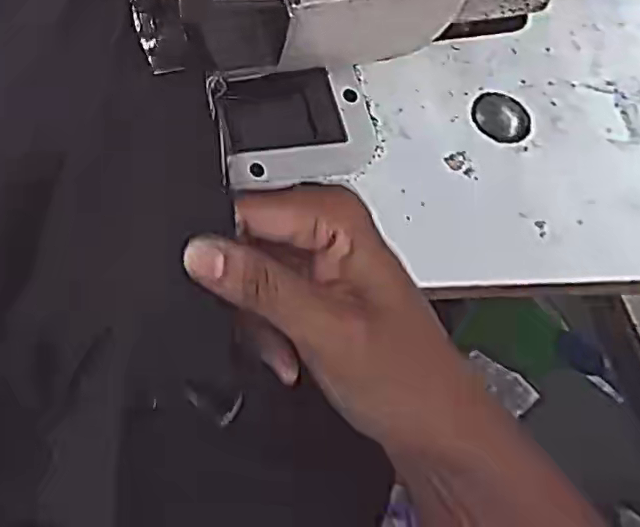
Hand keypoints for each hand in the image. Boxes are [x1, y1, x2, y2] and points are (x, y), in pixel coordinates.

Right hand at [182, 185, 469, 454]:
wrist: (437, 431)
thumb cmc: (412, 379)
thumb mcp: (325, 329)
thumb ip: (259, 285)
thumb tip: (202, 251)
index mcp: (335, 212)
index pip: (247, 207)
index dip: (224, 249)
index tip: (220, 287)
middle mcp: (325, 221)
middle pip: (243, 236)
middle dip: (243, 289)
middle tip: (260, 327)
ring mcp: (316, 251)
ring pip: (245, 267)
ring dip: (253, 314)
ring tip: (282, 347)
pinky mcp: (308, 279)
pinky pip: (257, 288)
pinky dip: (262, 323)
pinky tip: (285, 348)